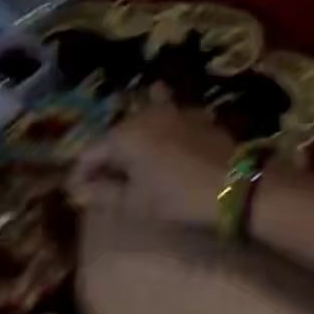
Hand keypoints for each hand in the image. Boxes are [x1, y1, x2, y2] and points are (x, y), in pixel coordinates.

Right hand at [68, 86, 236, 227]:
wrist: (234, 183)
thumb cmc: (178, 196)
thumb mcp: (136, 202)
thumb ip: (104, 194)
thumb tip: (81, 189)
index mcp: (123, 134)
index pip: (90, 152)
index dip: (81, 174)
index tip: (79, 194)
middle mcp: (144, 114)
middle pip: (116, 133)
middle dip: (108, 156)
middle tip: (106, 182)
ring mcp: (173, 110)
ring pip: (143, 118)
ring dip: (135, 135)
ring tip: (135, 159)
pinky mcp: (196, 115)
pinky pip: (170, 116)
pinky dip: (163, 128)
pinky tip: (167, 143)